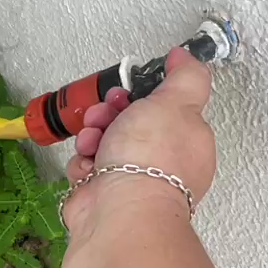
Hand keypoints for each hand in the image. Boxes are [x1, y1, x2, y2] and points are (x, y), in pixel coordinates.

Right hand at [62, 47, 215, 232]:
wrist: (119, 209)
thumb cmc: (151, 161)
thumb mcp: (176, 101)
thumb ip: (185, 76)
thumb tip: (184, 58)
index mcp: (186, 142)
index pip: (163, 109)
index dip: (143, 96)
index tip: (130, 92)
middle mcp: (160, 165)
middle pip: (130, 125)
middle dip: (111, 113)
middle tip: (106, 114)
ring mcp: (130, 182)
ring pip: (105, 145)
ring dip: (92, 134)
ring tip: (92, 140)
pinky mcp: (102, 196)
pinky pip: (87, 169)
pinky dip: (82, 164)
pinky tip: (87, 166)